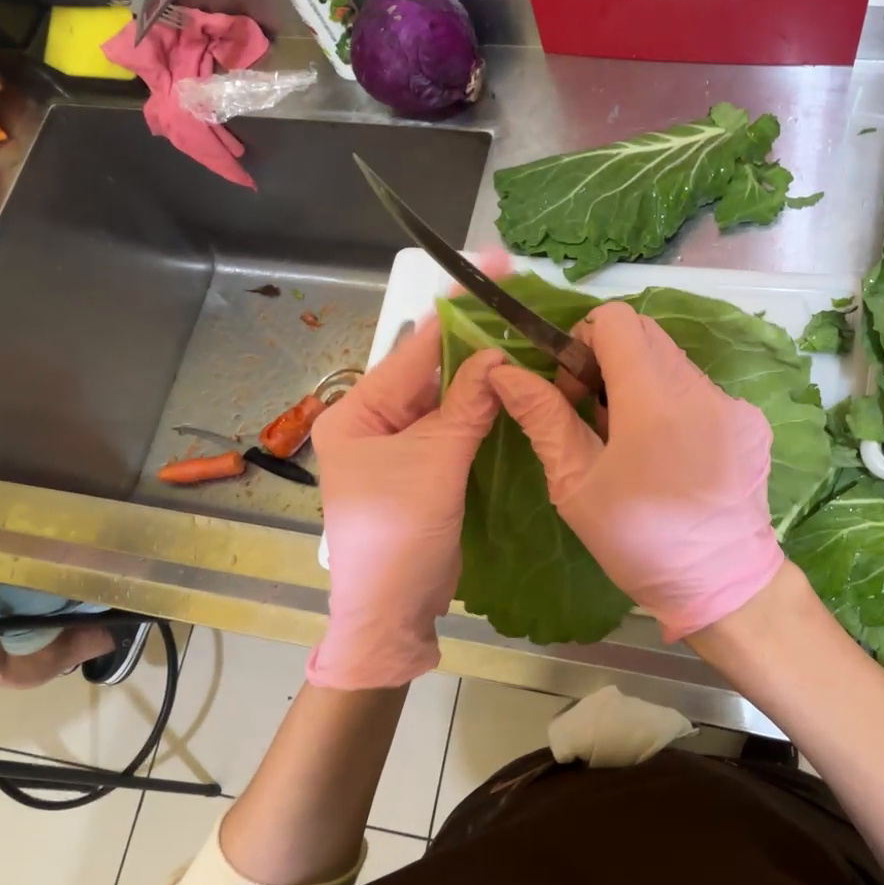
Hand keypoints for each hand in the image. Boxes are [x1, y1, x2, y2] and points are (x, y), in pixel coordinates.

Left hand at [309, 323, 505, 688]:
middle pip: (430, 371)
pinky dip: (481, 413)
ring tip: (526, 344)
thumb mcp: (435, 463)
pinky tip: (514, 394)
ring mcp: (399, 448)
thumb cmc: (399, 537)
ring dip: (481, 379)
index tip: (491, 269)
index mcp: (358, 412)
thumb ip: (468, 406)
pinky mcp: (424, 471)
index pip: (414, 348)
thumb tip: (500, 356)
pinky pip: (454, 429)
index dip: (456, 310)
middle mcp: (374, 422)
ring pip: (446, 400)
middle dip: (474, 343)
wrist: (392, 615)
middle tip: (521, 311)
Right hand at [487, 302, 783, 641]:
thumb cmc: (639, 542)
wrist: (724, 585)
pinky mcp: (752, 422)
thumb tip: (504, 372)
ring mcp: (732, 404)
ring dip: (643, 383)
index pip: (616, 320)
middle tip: (594, 414)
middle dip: (611, 359)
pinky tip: (671, 456)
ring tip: (633, 441)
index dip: (584, 340)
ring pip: (675, 362)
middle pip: (647, 335)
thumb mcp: (576, 485)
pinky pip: (702, 391)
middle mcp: (699, 389)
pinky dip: (676, 406)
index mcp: (653, 400)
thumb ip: (544, 419)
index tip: (573, 386)